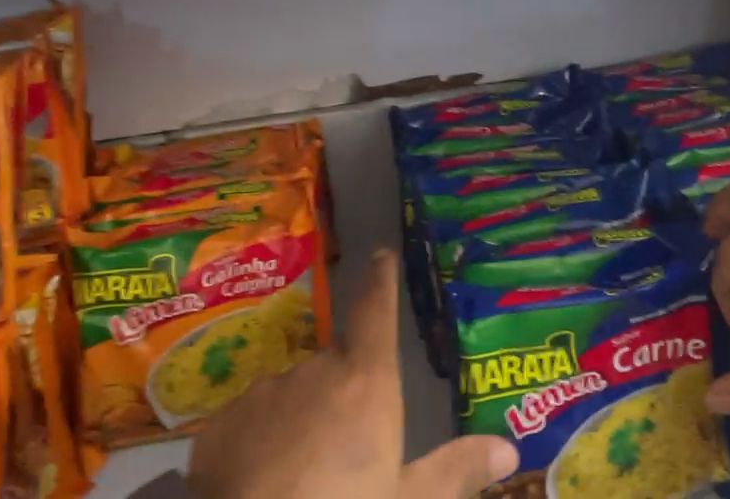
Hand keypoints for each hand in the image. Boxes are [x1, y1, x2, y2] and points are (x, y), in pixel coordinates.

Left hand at [186, 250, 517, 498]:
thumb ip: (455, 470)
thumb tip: (508, 448)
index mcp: (365, 383)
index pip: (377, 314)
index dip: (381, 281)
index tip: (381, 253)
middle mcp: (315, 372)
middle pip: (334, 370)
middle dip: (340, 396)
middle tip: (343, 449)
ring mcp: (264, 394)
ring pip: (292, 397)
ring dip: (300, 422)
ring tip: (302, 476)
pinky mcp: (222, 424)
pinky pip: (251, 424)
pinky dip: (260, 444)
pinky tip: (261, 483)